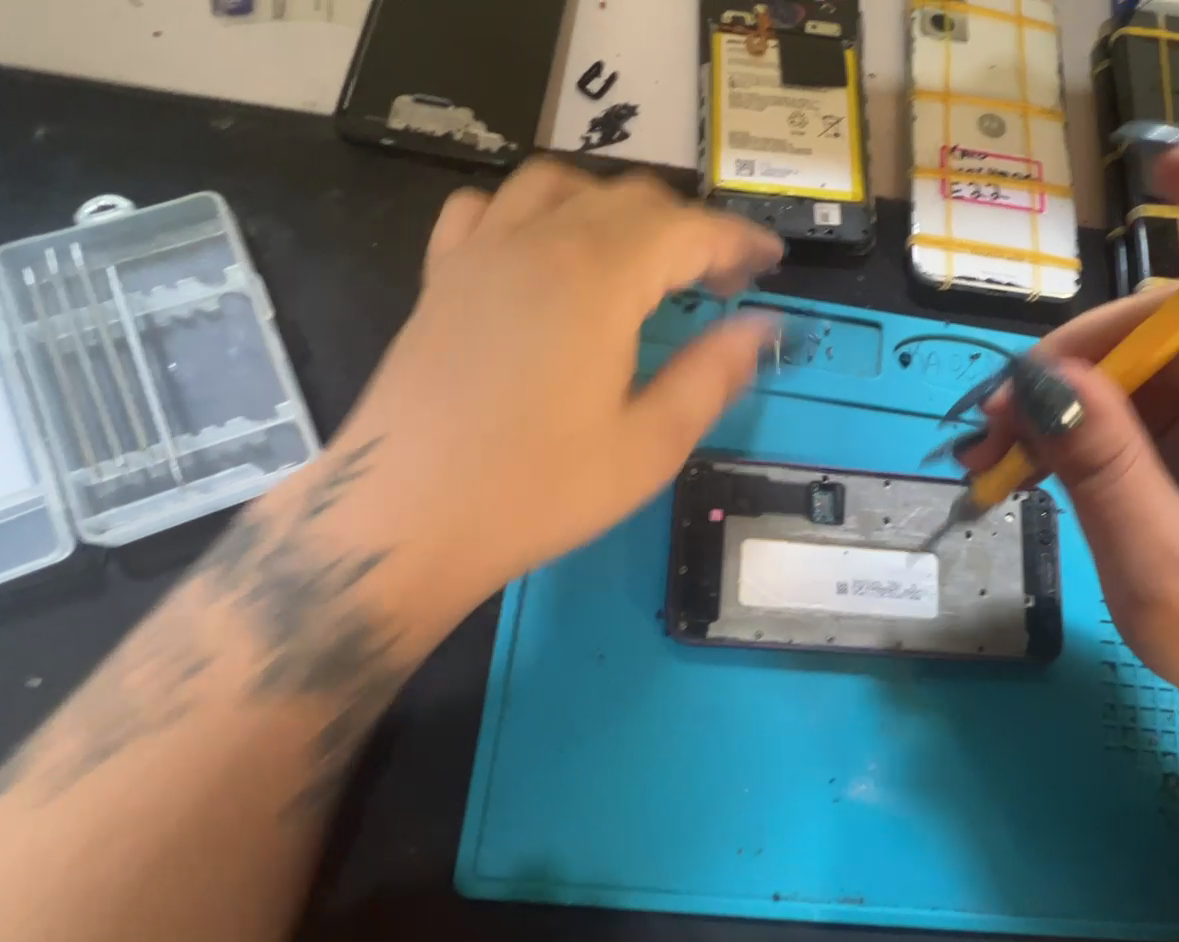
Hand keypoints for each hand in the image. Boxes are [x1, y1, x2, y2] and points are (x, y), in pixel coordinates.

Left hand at [323, 160, 783, 588]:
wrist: (408, 518)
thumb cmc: (537, 492)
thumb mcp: (647, 447)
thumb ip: (712, 376)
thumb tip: (761, 328)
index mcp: (597, 279)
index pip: (686, 229)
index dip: (737, 240)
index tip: (770, 262)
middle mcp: (537, 243)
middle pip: (629, 198)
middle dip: (688, 228)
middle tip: (719, 280)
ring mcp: (479, 252)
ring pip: (559, 187)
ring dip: (615, 209)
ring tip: (642, 260)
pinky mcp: (442, 276)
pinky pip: (491, 209)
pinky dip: (535, 214)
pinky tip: (545, 255)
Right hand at [962, 148, 1178, 724]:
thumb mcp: (1163, 575)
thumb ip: (1103, 474)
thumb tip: (1034, 383)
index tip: (1170, 175)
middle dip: (1084, 355)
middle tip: (998, 413)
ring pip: (1138, 363)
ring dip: (1055, 397)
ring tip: (987, 451)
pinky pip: (1119, 407)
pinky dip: (1060, 427)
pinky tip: (1007, 459)